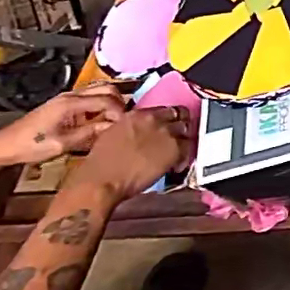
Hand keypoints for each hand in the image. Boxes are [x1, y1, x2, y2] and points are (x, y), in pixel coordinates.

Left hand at [0, 86, 127, 166]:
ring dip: (111, 101)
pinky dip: (101, 104)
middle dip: (120, 102)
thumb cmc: (30, 146)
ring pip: (99, 90)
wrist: (2, 147)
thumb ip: (90, 133)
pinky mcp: (63, 103)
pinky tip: (100, 119)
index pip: (107, 99)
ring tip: (114, 119)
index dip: (121, 111)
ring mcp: (66, 97)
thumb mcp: (62, 144)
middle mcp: (70, 95)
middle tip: (123, 120)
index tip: (126, 124)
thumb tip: (114, 127)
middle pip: (107, 88)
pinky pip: (90, 97)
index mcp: (70, 103)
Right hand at [72, 105, 194, 196]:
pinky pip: (188, 149)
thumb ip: (133, 127)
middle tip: (179, 136)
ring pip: (187, 131)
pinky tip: (176, 165)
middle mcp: (156, 120)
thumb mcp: (114, 134)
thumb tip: (142, 130)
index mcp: (138, 115)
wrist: (102, 180)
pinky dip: (184, 157)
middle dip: (181, 125)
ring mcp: (167, 133)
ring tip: (178, 151)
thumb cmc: (101, 163)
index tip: (170, 124)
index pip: (166, 109)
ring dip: (183, 140)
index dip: (170, 118)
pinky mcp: (175, 149)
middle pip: (181, 116)